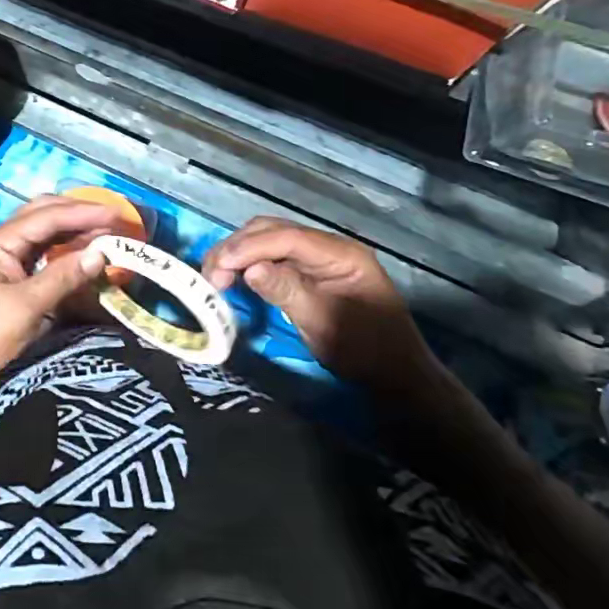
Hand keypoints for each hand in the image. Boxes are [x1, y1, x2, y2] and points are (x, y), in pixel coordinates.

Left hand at [0, 196, 129, 394]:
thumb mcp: (28, 307)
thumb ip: (64, 276)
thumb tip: (101, 253)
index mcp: (0, 240)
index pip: (49, 216)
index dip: (85, 213)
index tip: (118, 215)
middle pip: (43, 214)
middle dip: (78, 214)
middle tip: (113, 221)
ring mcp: (0, 257)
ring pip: (41, 231)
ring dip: (71, 230)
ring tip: (104, 234)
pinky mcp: (3, 275)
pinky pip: (37, 251)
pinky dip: (60, 249)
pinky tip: (79, 255)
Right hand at [202, 217, 437, 394]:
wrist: (397, 377)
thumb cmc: (367, 353)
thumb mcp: (325, 325)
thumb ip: (287, 292)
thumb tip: (248, 269)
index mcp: (341, 254)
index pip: (287, 238)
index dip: (249, 248)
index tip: (220, 266)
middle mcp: (328, 246)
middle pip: (273, 231)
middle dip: (238, 247)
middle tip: (211, 273)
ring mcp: (318, 257)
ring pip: (268, 240)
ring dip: (239, 254)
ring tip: (215, 276)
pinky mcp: (309, 270)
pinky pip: (272, 256)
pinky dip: (249, 263)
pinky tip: (233, 277)